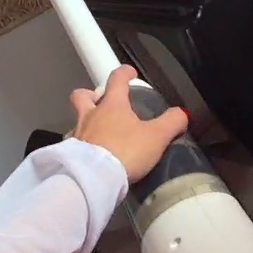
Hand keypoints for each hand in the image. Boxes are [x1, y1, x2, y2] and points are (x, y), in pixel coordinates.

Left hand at [69, 66, 189, 181]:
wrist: (94, 179)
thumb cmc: (126, 151)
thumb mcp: (156, 137)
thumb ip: (171, 123)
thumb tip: (182, 113)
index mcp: (112, 104)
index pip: (116, 79)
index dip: (124, 73)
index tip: (130, 73)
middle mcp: (91, 114)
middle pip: (82, 95)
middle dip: (91, 94)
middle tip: (102, 101)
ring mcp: (78, 133)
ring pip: (77, 120)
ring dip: (87, 122)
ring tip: (99, 133)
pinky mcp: (70, 154)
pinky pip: (75, 143)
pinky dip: (82, 145)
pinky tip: (92, 155)